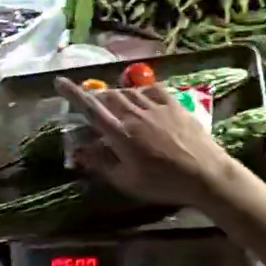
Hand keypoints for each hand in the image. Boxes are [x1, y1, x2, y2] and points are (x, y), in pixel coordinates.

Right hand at [55, 77, 235, 207]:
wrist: (205, 174)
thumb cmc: (164, 183)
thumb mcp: (128, 181)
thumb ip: (102, 164)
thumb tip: (79, 152)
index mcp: (120, 134)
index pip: (90, 108)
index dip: (72, 94)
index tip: (59, 82)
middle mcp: (136, 114)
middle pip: (109, 96)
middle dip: (96, 96)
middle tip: (92, 104)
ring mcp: (157, 106)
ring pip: (129, 91)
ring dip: (117, 94)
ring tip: (115, 102)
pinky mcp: (175, 104)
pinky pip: (152, 89)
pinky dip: (140, 90)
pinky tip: (141, 96)